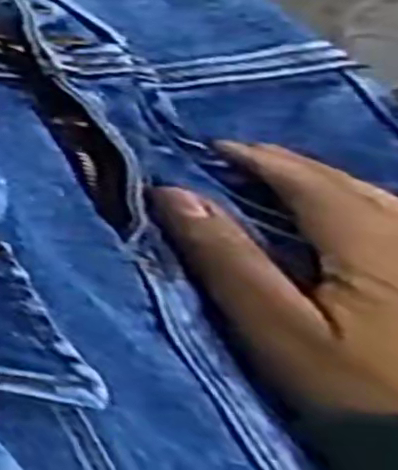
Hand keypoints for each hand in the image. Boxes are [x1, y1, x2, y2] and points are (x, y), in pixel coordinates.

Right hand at [153, 141, 397, 414]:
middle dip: (301, 173)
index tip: (211, 148)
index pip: (309, 183)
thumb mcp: (279, 331)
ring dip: (342, 194)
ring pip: (396, 211)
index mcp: (376, 246)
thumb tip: (169, 191)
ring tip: (296, 194)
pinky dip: (378, 219)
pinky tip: (359, 231)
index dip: (257, 159)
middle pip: (361, 191)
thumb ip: (225, 257)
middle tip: (247, 166)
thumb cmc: (362, 396)